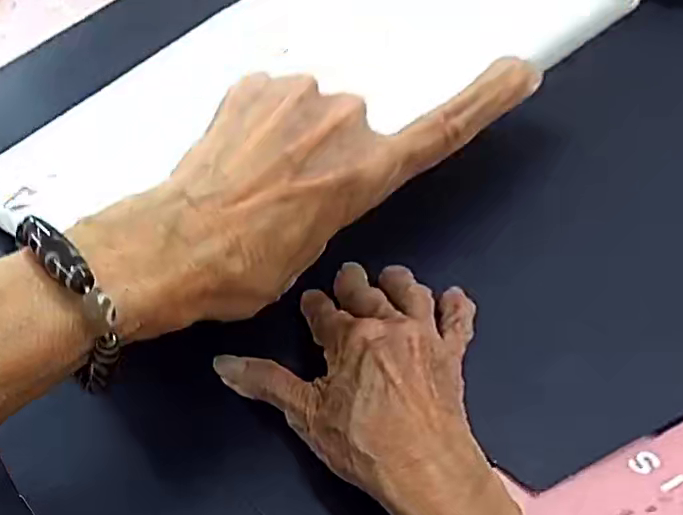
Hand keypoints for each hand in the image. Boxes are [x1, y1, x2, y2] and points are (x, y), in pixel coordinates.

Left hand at [73, 59, 538, 339]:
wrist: (167, 250)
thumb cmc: (233, 275)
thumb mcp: (294, 264)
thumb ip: (320, 217)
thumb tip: (311, 195)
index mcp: (360, 176)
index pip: (436, 132)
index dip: (479, 103)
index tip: (516, 72)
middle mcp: (343, 122)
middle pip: (345, 134)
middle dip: (316, 163)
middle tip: (269, 206)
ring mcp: (298, 96)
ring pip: (303, 117)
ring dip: (280, 145)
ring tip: (239, 192)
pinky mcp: (253, 88)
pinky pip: (264, 105)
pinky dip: (250, 131)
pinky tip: (223, 167)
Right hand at [212, 263, 496, 514]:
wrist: (424, 467)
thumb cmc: (360, 444)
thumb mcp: (303, 413)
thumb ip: (265, 382)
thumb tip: (223, 363)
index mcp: (351, 339)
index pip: (324, 314)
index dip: (314, 305)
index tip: (308, 299)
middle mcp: (390, 328)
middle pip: (368, 296)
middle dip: (353, 284)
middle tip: (347, 274)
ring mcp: (426, 339)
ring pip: (412, 296)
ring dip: (399, 283)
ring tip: (391, 274)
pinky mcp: (453, 357)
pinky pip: (457, 321)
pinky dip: (455, 305)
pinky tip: (451, 296)